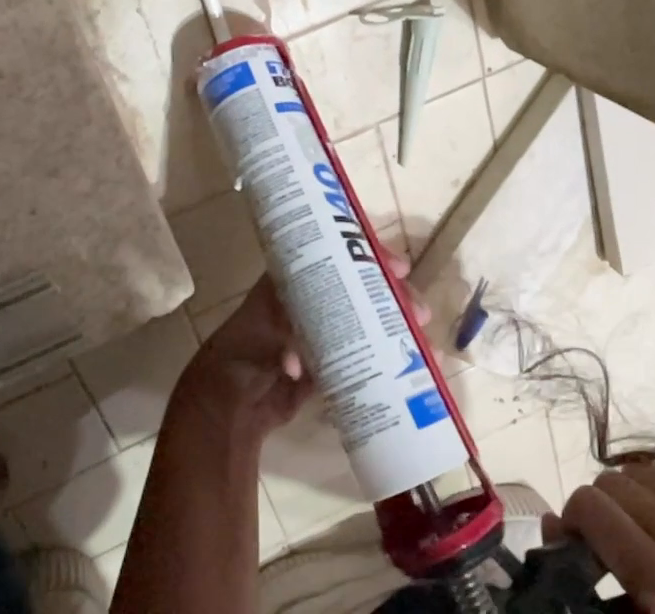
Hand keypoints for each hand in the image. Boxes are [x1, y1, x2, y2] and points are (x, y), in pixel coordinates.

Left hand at [174, 247, 427, 441]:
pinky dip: (389, 357)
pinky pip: (365, 355)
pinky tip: (415, 362)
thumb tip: (299, 360)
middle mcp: (314, 300)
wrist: (231, 400)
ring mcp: (325, 332)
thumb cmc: (243, 350)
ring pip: (368, 319)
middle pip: (362, 287)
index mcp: (297, 278)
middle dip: (392, 295)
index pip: (340, 254)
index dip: (371, 256)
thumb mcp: (261, 328)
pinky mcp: (332, 364)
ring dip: (396, 325)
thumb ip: (280, 336)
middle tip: (419, 311)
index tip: (400, 266)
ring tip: (423, 340)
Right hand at [545, 461, 654, 612]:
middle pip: (616, 482)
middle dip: (604, 508)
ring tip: (648, 532)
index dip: (574, 520)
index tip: (578, 543)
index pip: (591, 504)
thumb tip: (551, 522)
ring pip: (648, 471)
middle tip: (613, 542)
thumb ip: (581, 578)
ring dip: (638, 497)